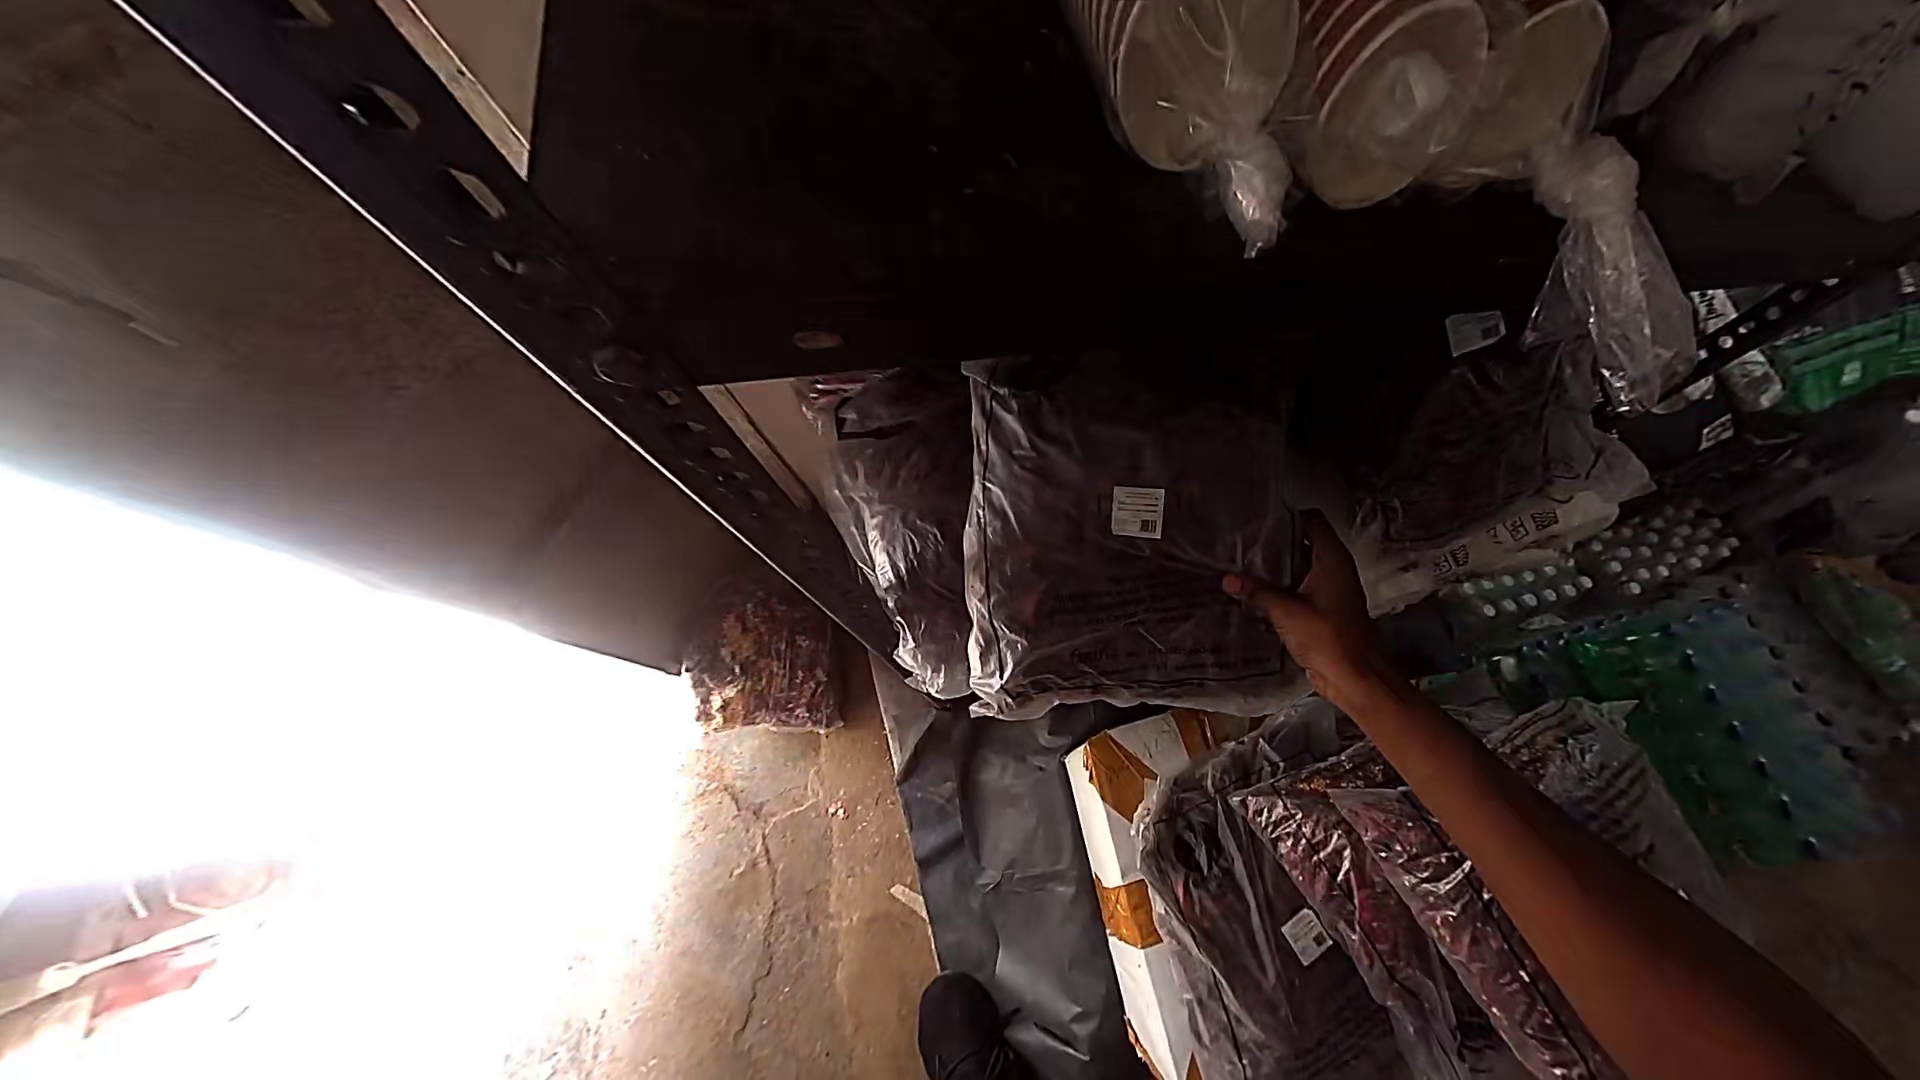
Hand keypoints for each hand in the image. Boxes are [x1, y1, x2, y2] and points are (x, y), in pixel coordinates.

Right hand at [1223, 511, 1383, 700]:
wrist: (1353, 676)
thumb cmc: (1327, 637)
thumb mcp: (1287, 612)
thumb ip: (1257, 592)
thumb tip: (1226, 578)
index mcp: (1332, 560)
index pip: (1313, 521)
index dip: (1288, 516)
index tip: (1258, 519)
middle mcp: (1334, 568)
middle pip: (1303, 541)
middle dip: (1275, 540)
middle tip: (1242, 540)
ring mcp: (1329, 588)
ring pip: (1299, 564)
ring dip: (1275, 564)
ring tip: (1241, 561)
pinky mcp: (1322, 606)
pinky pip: (1298, 585)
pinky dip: (1280, 583)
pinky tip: (1254, 587)